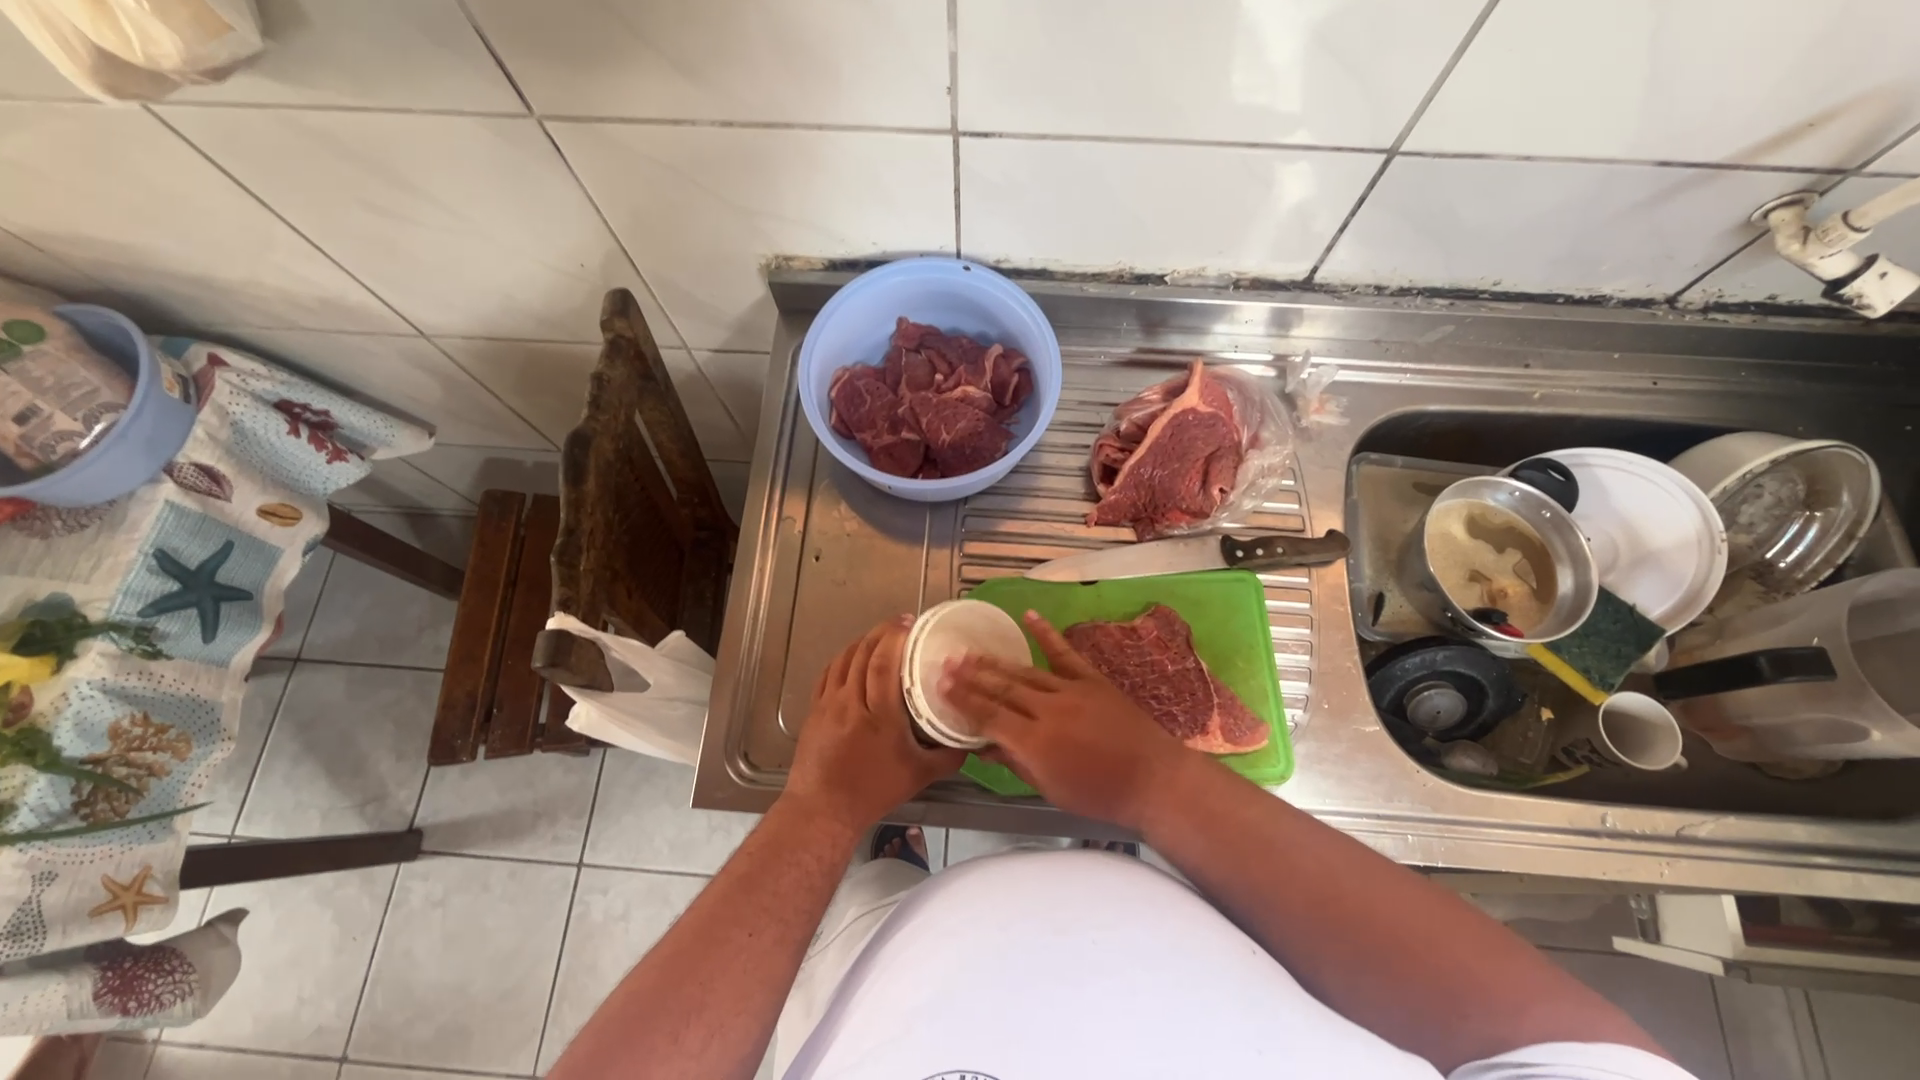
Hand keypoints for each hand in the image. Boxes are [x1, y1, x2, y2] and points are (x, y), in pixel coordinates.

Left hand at [783, 616, 967, 832]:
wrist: (823, 809)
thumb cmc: (873, 792)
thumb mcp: (920, 776)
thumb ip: (948, 755)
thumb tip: (970, 740)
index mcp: (880, 714)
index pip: (884, 662)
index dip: (895, 637)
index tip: (909, 624)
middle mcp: (851, 702)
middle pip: (863, 653)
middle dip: (881, 632)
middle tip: (900, 624)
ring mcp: (829, 704)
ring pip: (844, 660)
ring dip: (862, 642)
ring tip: (879, 637)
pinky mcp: (814, 710)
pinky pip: (828, 674)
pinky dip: (842, 659)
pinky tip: (852, 658)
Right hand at [941, 610, 1196, 830]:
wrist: (1154, 780)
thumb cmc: (1100, 795)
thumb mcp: (1050, 789)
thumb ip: (1014, 763)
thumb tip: (982, 747)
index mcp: (1035, 743)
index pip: (988, 716)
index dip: (962, 700)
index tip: (940, 685)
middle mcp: (1048, 711)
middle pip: (1001, 689)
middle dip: (971, 676)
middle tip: (947, 662)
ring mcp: (1072, 691)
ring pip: (1024, 671)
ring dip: (995, 661)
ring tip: (970, 651)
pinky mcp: (1093, 680)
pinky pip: (1064, 653)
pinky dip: (1046, 633)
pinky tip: (1028, 616)